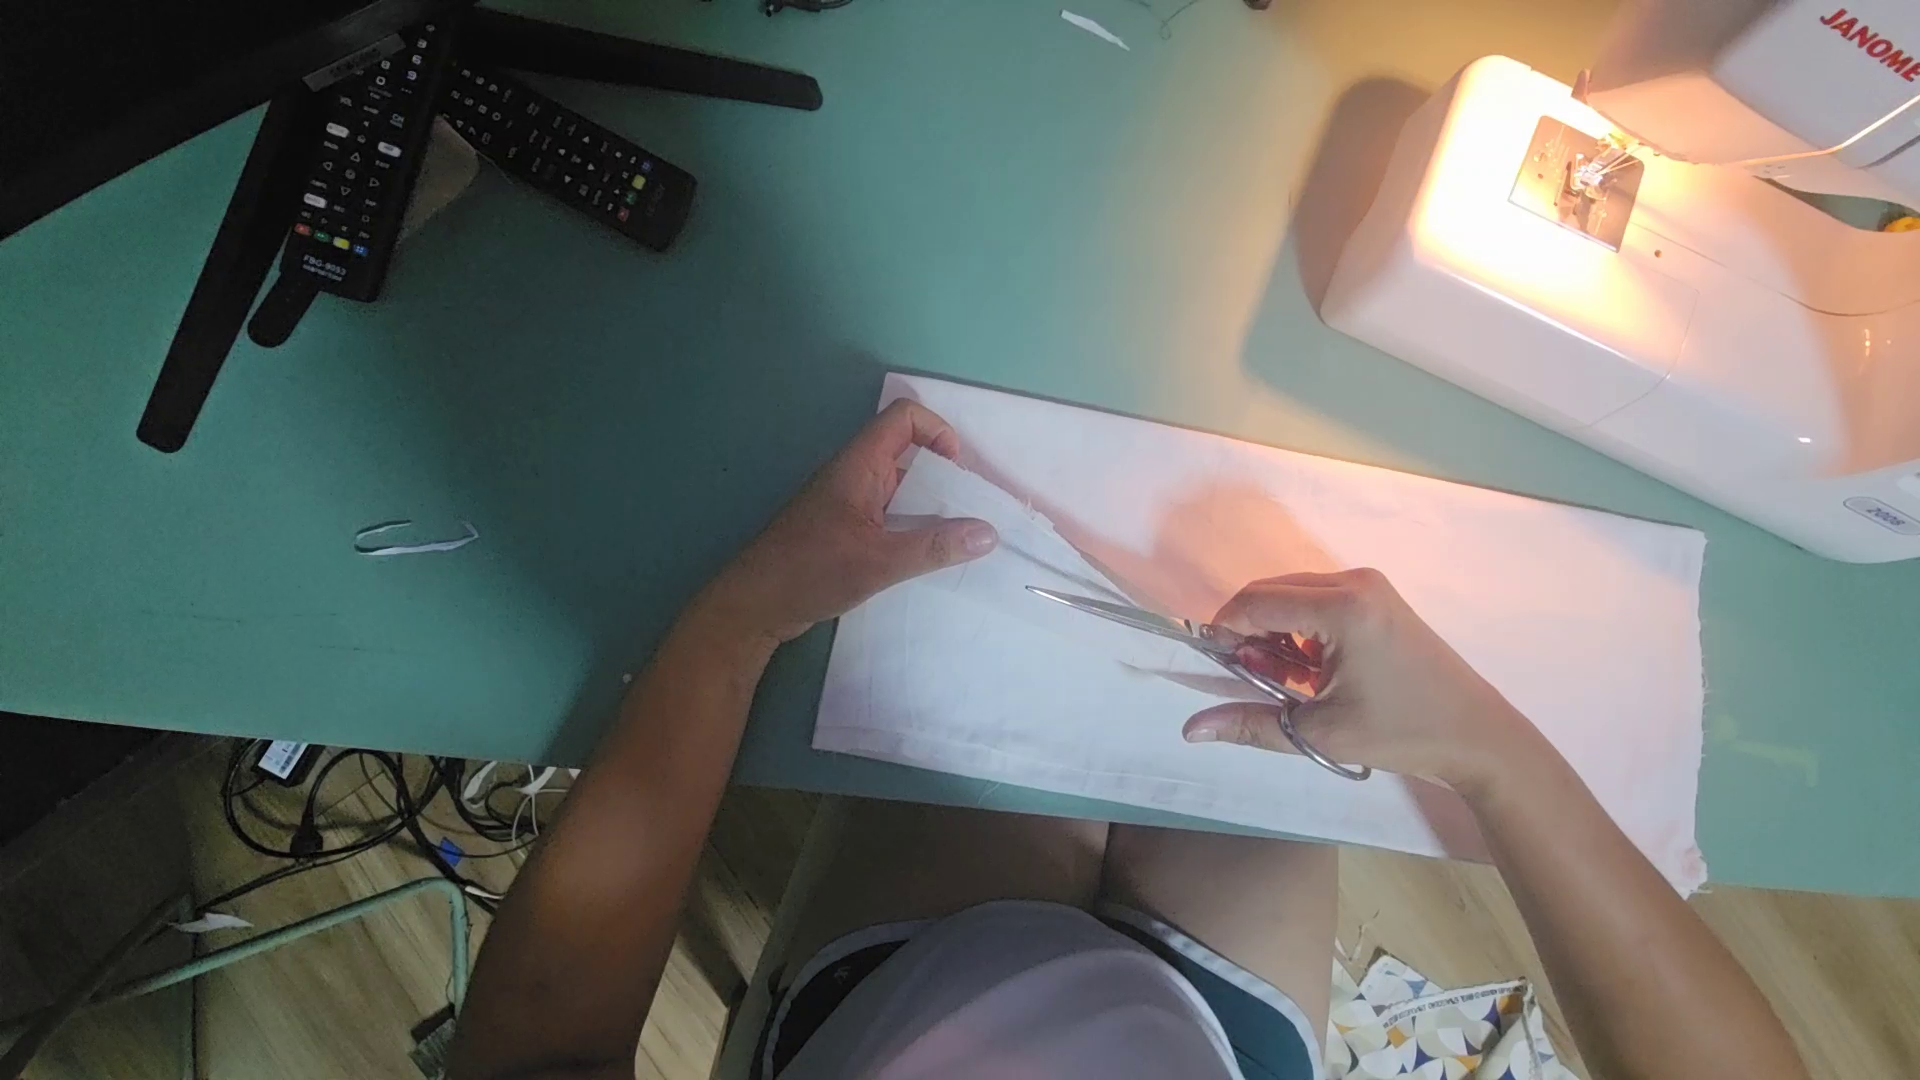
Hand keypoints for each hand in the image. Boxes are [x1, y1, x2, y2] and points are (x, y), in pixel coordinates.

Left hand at [703, 400, 998, 646]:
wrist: (754, 606)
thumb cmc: (810, 572)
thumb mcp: (879, 561)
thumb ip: (934, 547)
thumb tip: (989, 533)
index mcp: (858, 467)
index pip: (902, 418)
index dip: (937, 431)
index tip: (959, 472)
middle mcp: (853, 477)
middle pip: (905, 454)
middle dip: (942, 477)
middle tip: (970, 512)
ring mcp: (846, 505)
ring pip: (897, 491)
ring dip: (927, 508)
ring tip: (956, 539)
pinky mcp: (842, 532)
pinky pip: (885, 517)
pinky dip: (909, 529)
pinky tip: (924, 560)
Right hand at [1183, 568, 1545, 792]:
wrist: (1481, 739)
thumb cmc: (1402, 734)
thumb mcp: (1319, 732)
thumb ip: (1249, 724)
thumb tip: (1190, 730)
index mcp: (1342, 607)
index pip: (1257, 602)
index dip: (1226, 628)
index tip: (1217, 661)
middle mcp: (1354, 581)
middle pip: (1271, 591)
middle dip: (1249, 628)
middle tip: (1248, 672)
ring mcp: (1370, 585)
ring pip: (1291, 593)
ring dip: (1273, 627)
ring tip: (1282, 674)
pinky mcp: (1378, 595)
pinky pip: (1316, 598)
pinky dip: (1298, 626)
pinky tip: (1309, 664)